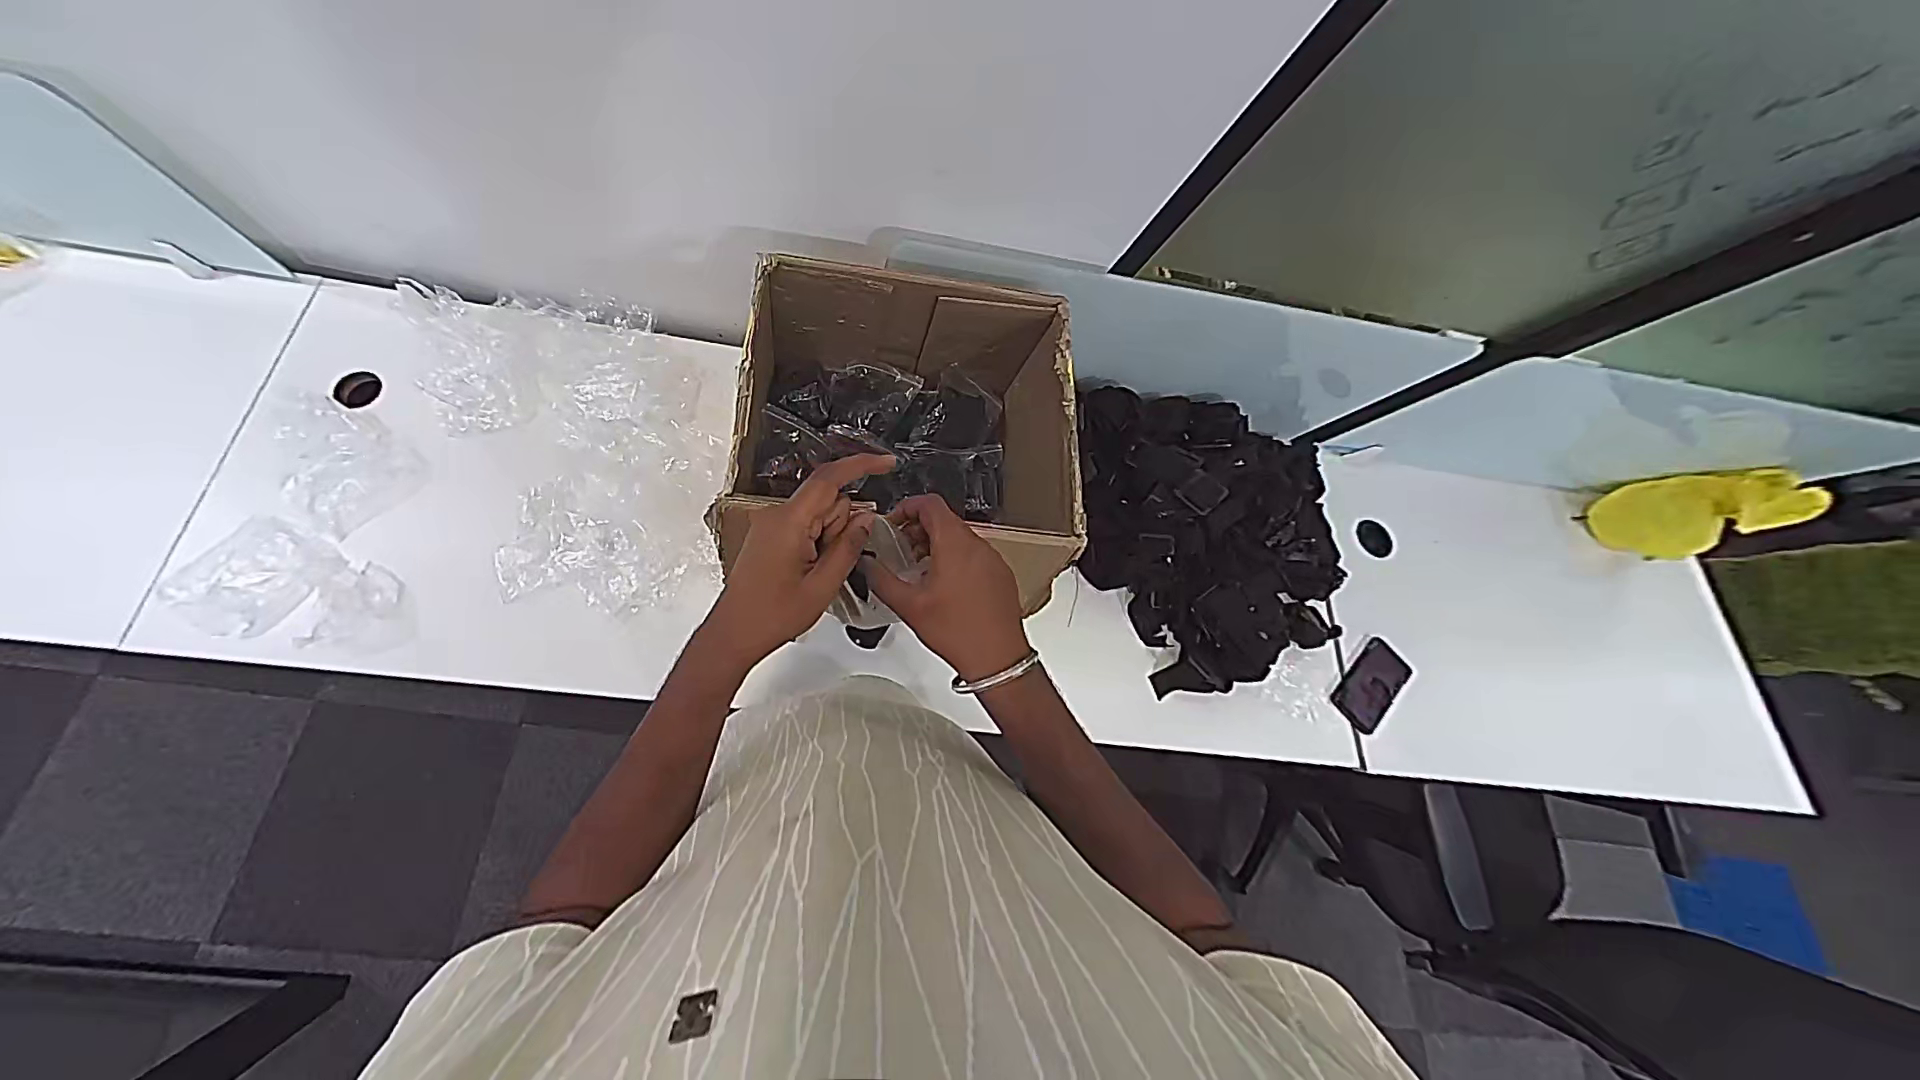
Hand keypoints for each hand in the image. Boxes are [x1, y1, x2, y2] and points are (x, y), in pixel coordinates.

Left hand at [700, 454, 895, 670]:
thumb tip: (867, 520)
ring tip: (813, 573)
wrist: (734, 633)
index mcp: (789, 522)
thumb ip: (849, 547)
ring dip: (829, 539)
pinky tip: (807, 570)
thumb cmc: (771, 615)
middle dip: (842, 526)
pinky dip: (818, 543)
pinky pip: (807, 526)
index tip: (886, 463)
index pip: (829, 479)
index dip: (861, 465)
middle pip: (829, 501)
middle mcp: (777, 515)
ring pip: (820, 515)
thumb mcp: (823, 585)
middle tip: (829, 564)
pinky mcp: (771, 535)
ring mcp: (772, 524)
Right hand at [865, 494, 1031, 681]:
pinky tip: (943, 585)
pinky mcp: (1000, 574)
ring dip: (936, 545)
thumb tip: (868, 566)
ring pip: (960, 537)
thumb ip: (881, 580)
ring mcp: (992, 559)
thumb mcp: (909, 606)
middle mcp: (978, 546)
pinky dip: (955, 559)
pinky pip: (974, 554)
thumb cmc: (960, 632)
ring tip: (919, 570)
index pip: (930, 504)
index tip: (895, 523)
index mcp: (955, 545)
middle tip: (901, 549)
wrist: (997, 657)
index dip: (907, 507)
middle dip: (918, 530)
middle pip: (944, 520)